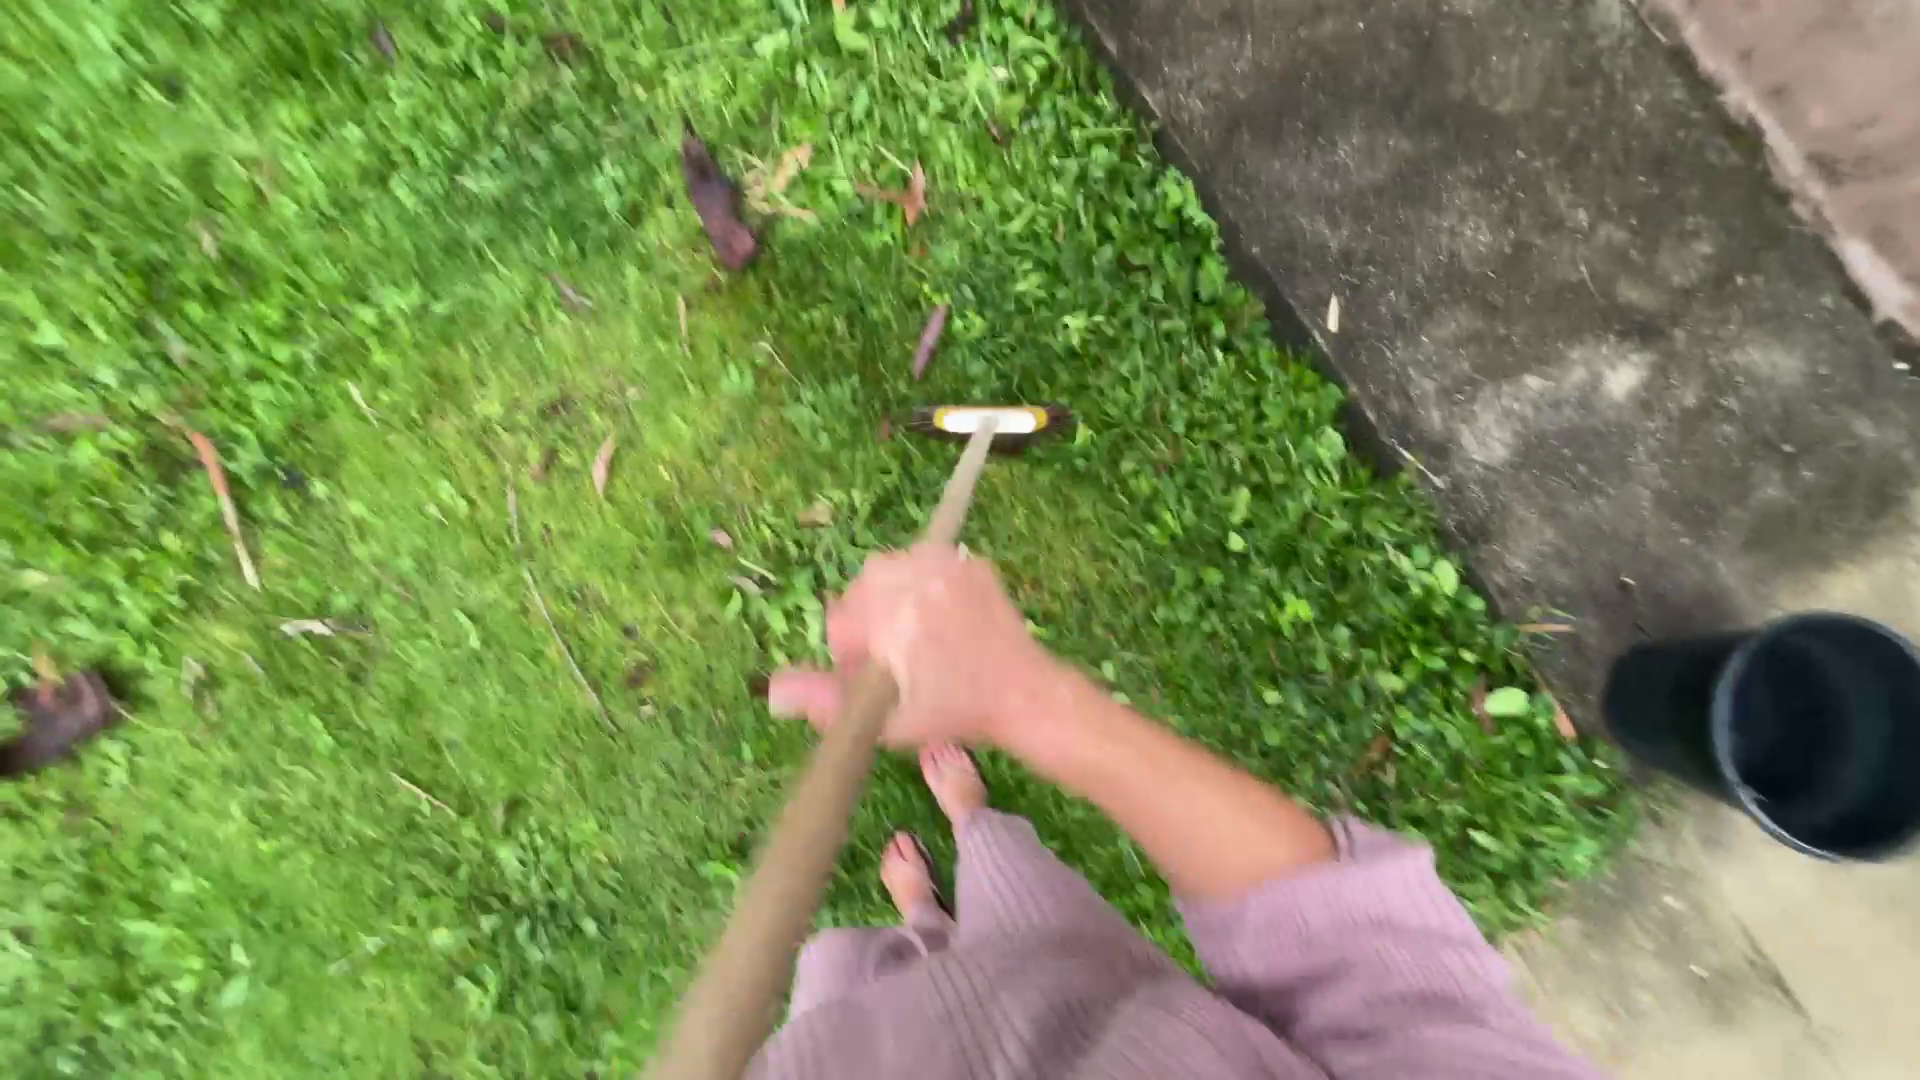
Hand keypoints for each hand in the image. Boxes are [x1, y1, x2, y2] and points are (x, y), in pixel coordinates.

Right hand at [767, 544, 1053, 746]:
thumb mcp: (885, 718)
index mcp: (892, 610)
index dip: (848, 652)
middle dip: (868, 620)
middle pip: (864, 587)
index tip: (870, 675)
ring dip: (891, 598)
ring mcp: (948, 564)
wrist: (1023, 693)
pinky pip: (927, 562)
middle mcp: (917, 575)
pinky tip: (937, 618)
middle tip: (891, 657)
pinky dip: (922, 584)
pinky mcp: (971, 563)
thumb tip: (773, 690)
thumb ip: (826, 702)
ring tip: (912, 636)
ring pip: (893, 570)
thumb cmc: (954, 711)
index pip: (842, 619)